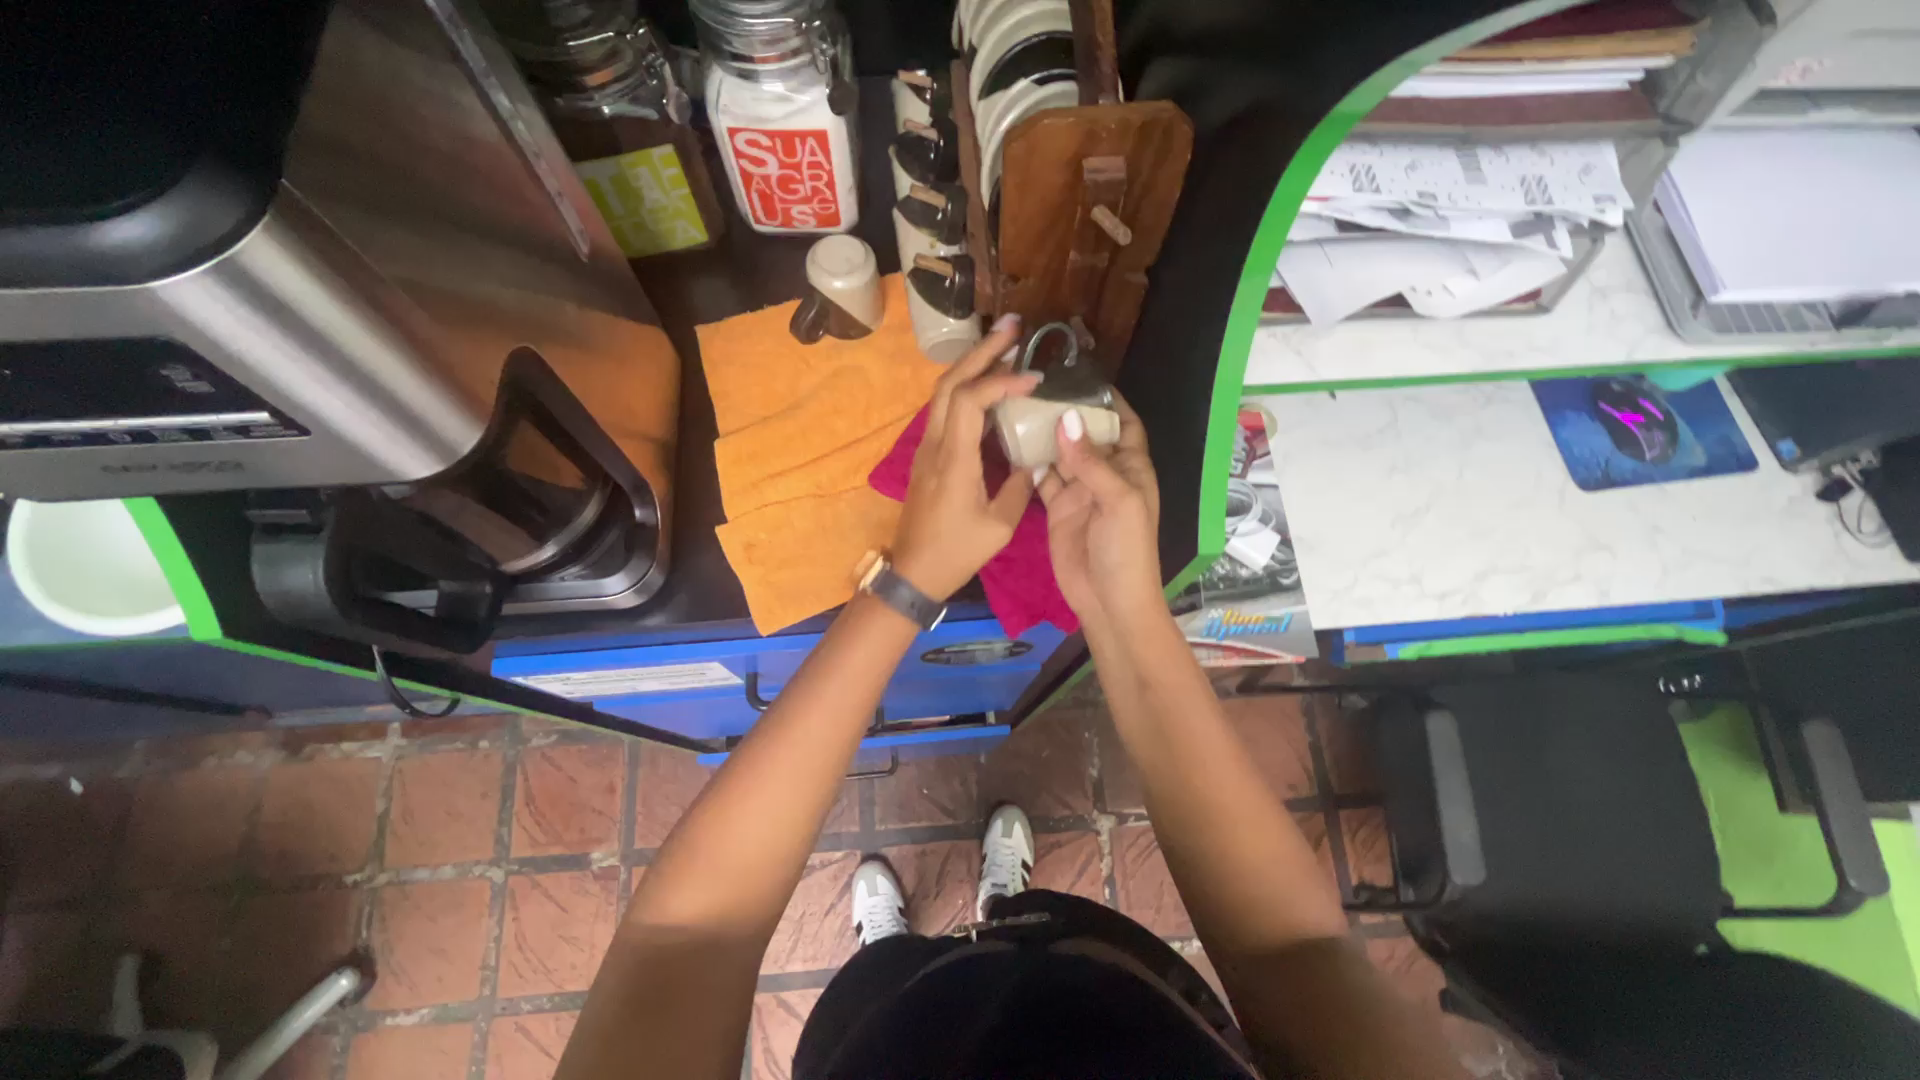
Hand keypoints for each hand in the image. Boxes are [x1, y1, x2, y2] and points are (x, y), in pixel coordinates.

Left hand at [890, 316, 1040, 600]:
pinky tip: (990, 386)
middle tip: (1013, 326)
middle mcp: (935, 445)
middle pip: (949, 383)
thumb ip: (1020, 485)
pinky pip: (945, 411)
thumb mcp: (999, 525)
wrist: (913, 573)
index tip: (1034, 379)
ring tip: (1004, 345)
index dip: (1001, 382)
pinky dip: (967, 389)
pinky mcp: (928, 457)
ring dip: (972, 366)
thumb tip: (1036, 456)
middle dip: (981, 351)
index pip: (970, 401)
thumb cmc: (957, 553)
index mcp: (953, 460)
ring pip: (943, 393)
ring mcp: (927, 449)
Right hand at [1037, 393, 1162, 630]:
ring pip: (1063, 455)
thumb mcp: (1117, 500)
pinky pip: (1044, 480)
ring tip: (1020, 408)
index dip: (1110, 403)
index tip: (1084, 379)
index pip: (1124, 425)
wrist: (1109, 600)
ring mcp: (1080, 492)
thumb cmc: (1126, 549)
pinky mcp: (1058, 509)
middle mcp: (1106, 475)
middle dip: (1069, 414)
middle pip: (1088, 436)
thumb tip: (1067, 418)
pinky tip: (1013, 444)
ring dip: (1046, 436)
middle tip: (1038, 388)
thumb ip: (1091, 461)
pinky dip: (1031, 464)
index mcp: (1131, 468)